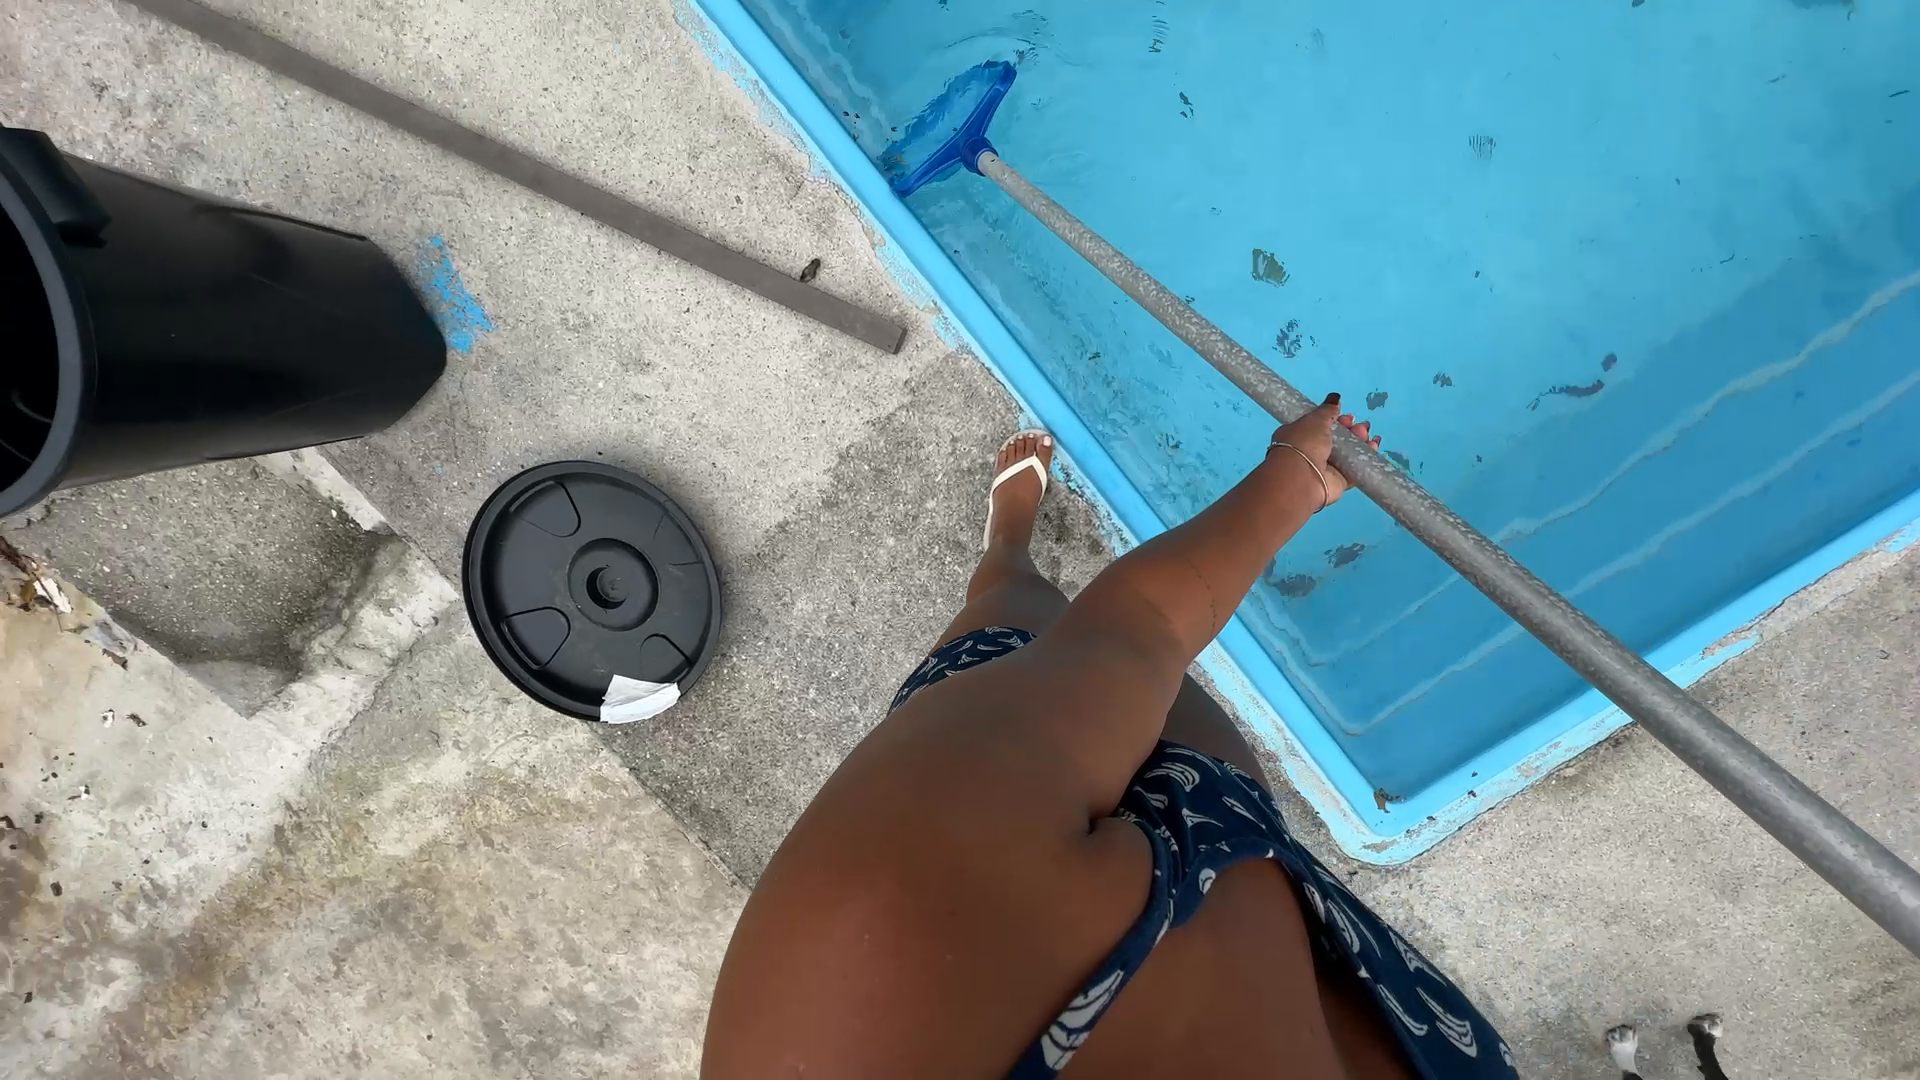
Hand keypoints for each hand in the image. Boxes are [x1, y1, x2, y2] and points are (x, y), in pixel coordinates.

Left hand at [1266, 393, 1380, 506]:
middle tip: (1361, 427)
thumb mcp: (1314, 421)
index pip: (1319, 425)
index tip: (1347, 416)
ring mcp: (1324, 467)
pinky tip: (1374, 447)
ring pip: (1347, 452)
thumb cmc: (1303, 444)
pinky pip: (1354, 468)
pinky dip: (1365, 458)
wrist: (1301, 478)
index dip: (1335, 420)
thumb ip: (1327, 410)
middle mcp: (1309, 452)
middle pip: (1336, 438)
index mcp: (1297, 436)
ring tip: (1367, 436)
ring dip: (1360, 442)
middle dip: (1351, 430)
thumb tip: (1334, 397)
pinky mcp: (1337, 481)